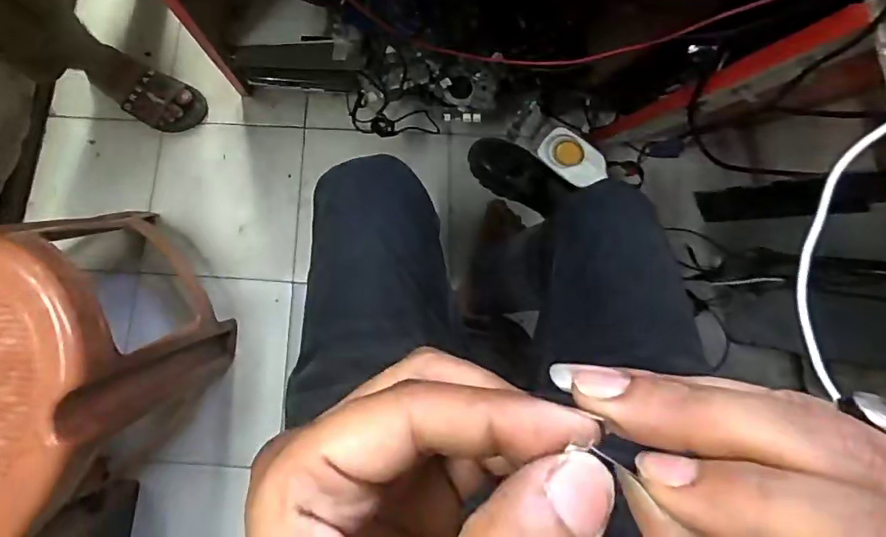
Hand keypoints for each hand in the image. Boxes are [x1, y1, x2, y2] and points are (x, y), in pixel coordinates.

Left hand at [247, 348, 614, 535]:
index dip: (494, 410)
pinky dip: (504, 460)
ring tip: (569, 461)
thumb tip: (583, 475)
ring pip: (448, 411)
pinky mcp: (399, 496)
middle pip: (424, 390)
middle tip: (577, 444)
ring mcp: (365, 471)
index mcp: (302, 475)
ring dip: (511, 433)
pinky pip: (457, 453)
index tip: (575, 431)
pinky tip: (540, 479)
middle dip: (504, 412)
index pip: (407, 406)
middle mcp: (330, 453)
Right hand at [550, 365, 885, 536]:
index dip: (744, 499)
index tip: (646, 475)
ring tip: (635, 384)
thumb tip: (660, 495)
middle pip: (835, 438)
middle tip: (603, 388)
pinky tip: (712, 399)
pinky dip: (776, 412)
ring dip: (723, 400)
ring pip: (839, 414)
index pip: (854, 515)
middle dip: (705, 416)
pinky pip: (863, 422)